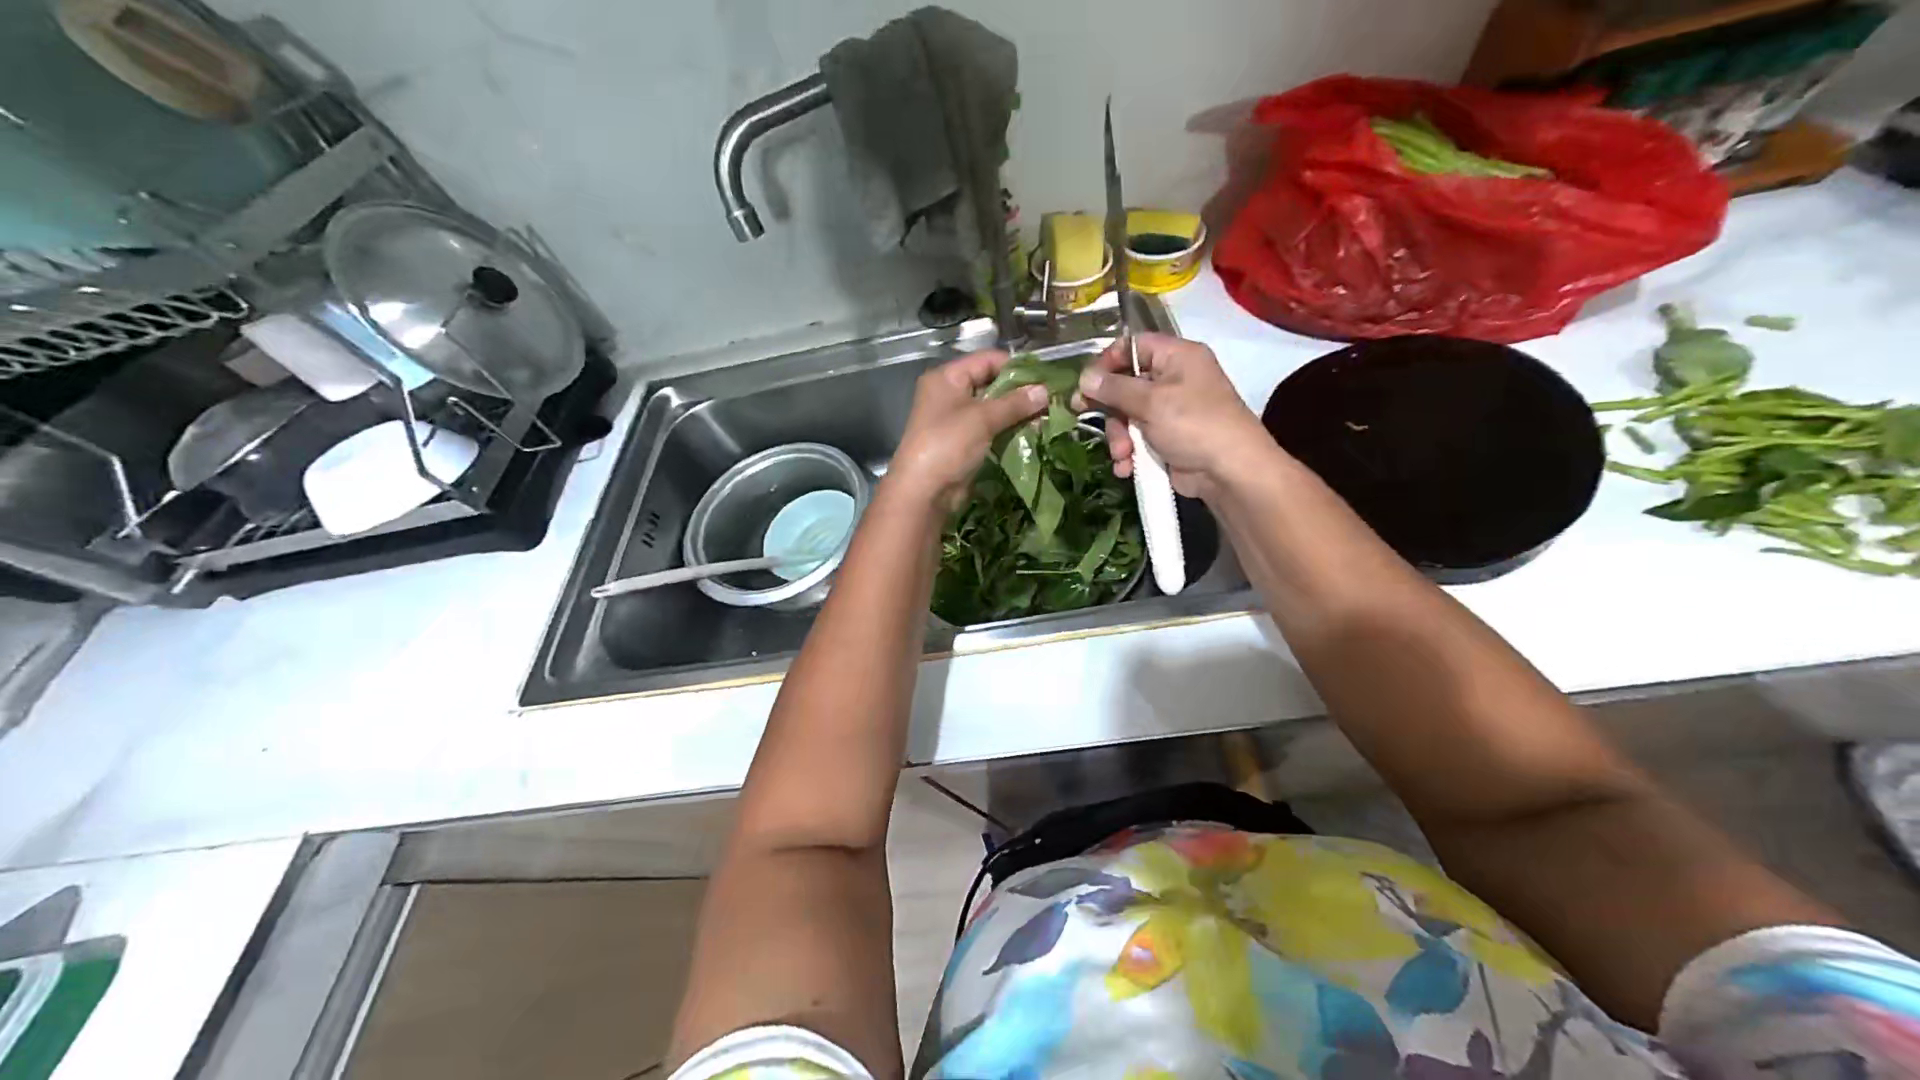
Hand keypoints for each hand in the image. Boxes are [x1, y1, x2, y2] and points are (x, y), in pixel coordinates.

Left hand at [886, 350, 1048, 509]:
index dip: (1016, 366)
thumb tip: (1045, 391)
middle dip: (1020, 391)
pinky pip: (990, 428)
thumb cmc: (948, 445)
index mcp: (947, 378)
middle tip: (1051, 398)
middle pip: (991, 382)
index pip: (987, 359)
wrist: (924, 492)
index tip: (1045, 376)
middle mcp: (950, 393)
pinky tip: (1032, 432)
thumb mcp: (983, 418)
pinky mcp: (963, 442)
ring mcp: (956, 419)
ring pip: (993, 408)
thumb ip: (1015, 402)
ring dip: (1018, 412)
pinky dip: (1009, 429)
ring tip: (1047, 416)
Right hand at [1075, 332, 1271, 498]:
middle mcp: (1173, 379)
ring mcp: (1170, 410)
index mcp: (1177, 357)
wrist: (1229, 471)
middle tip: (1083, 415)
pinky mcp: (1167, 438)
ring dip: (1118, 437)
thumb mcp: (1151, 402)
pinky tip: (1126, 467)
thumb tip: (1084, 378)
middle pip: (1126, 384)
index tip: (1087, 382)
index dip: (1107, 361)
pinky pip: (1137, 438)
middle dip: (1109, 408)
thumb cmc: (1193, 424)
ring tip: (1122, 454)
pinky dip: (1129, 452)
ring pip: (1128, 415)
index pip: (1133, 345)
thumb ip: (1114, 388)